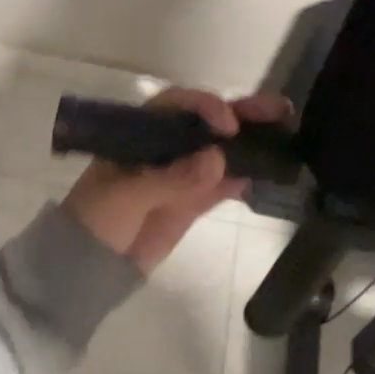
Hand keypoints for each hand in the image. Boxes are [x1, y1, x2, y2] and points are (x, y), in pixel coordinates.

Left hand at [62, 88, 293, 273]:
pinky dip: (243, 178)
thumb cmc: (95, 220)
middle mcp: (162, 148)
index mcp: (138, 135)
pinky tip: (268, 172)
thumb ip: (169, 179)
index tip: (228, 124)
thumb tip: (217, 161)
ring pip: (220, 152)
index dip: (206, 107)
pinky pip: (222, 185)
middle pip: (205, 124)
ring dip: (250, 143)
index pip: (177, 107)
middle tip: (279, 110)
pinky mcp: (190, 203)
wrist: (87, 266)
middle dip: (241, 115)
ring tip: (286, 134)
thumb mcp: (125, 196)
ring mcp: (179, 176)